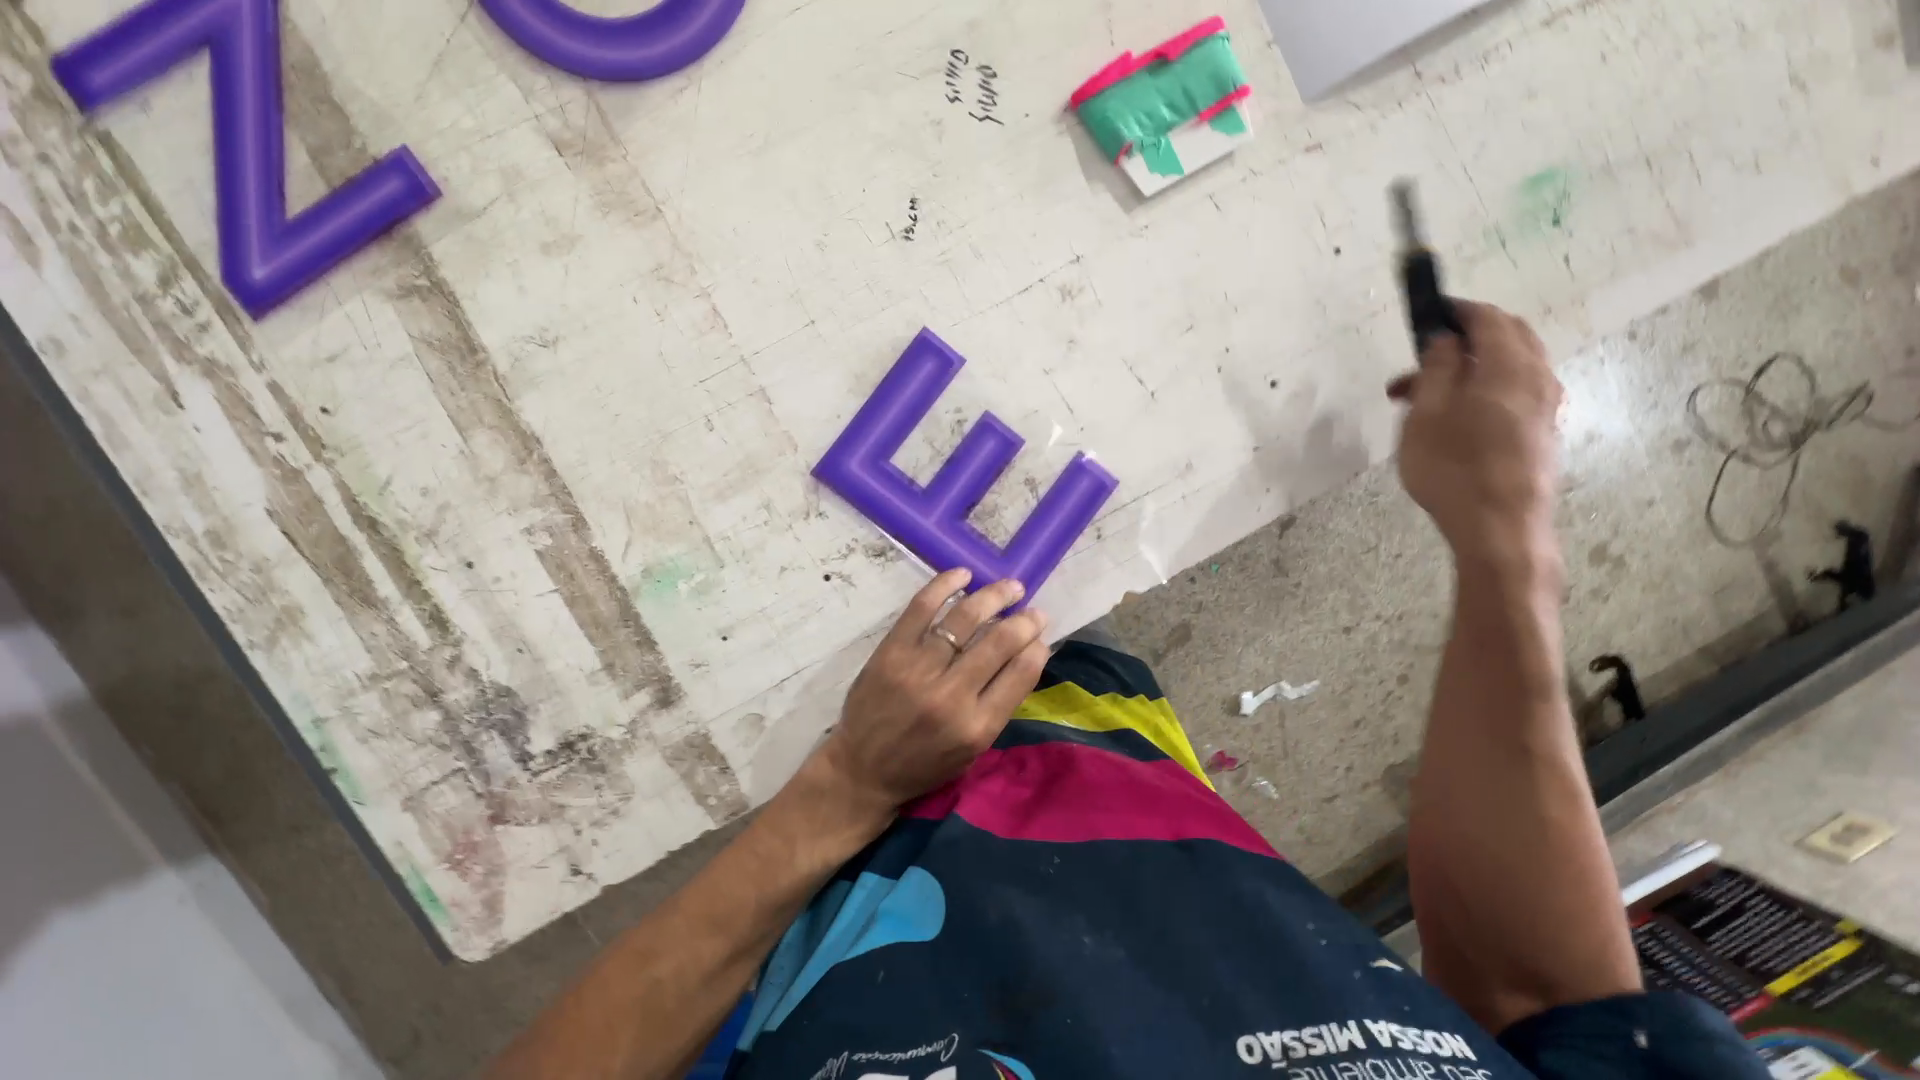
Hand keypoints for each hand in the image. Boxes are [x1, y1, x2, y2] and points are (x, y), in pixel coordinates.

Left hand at [813, 569, 1049, 815]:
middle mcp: (950, 696)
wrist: (862, 770)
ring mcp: (918, 670)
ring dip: (993, 596)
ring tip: (1010, 587)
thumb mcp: (972, 749)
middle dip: (1024, 620)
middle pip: (998, 642)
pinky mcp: (891, 653)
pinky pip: (921, 608)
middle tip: (1034, 611)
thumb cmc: (924, 764)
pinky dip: (944, 585)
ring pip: (964, 619)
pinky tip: (963, 575)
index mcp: (976, 726)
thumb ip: (998, 704)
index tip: (1040, 636)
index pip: (1020, 673)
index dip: (1036, 648)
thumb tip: (1026, 654)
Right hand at [1387, 300, 1563, 571]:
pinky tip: (1455, 419)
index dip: (1456, 310)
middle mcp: (1537, 377)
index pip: (1487, 317)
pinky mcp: (1542, 433)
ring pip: (1510, 367)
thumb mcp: (1427, 414)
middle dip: (1464, 338)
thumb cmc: (1454, 468)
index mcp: (1508, 364)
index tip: (1427, 314)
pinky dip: (1485, 389)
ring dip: (1471, 368)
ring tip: (1425, 398)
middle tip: (1422, 359)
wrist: (1500, 529)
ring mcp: (1546, 406)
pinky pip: (1516, 392)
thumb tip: (1446, 339)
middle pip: (1508, 336)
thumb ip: (1437, 368)